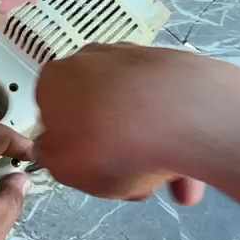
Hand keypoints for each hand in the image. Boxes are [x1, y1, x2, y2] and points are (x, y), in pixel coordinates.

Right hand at [33, 44, 226, 203]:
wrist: (180, 116)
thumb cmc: (112, 142)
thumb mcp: (63, 169)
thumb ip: (52, 158)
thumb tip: (53, 150)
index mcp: (54, 80)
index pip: (53, 114)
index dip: (69, 144)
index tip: (84, 165)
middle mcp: (91, 60)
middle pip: (97, 111)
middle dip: (112, 147)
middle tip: (126, 178)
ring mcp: (134, 59)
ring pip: (136, 111)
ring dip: (148, 146)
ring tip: (166, 180)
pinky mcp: (173, 65)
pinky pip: (167, 107)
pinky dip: (174, 135)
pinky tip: (186, 168)